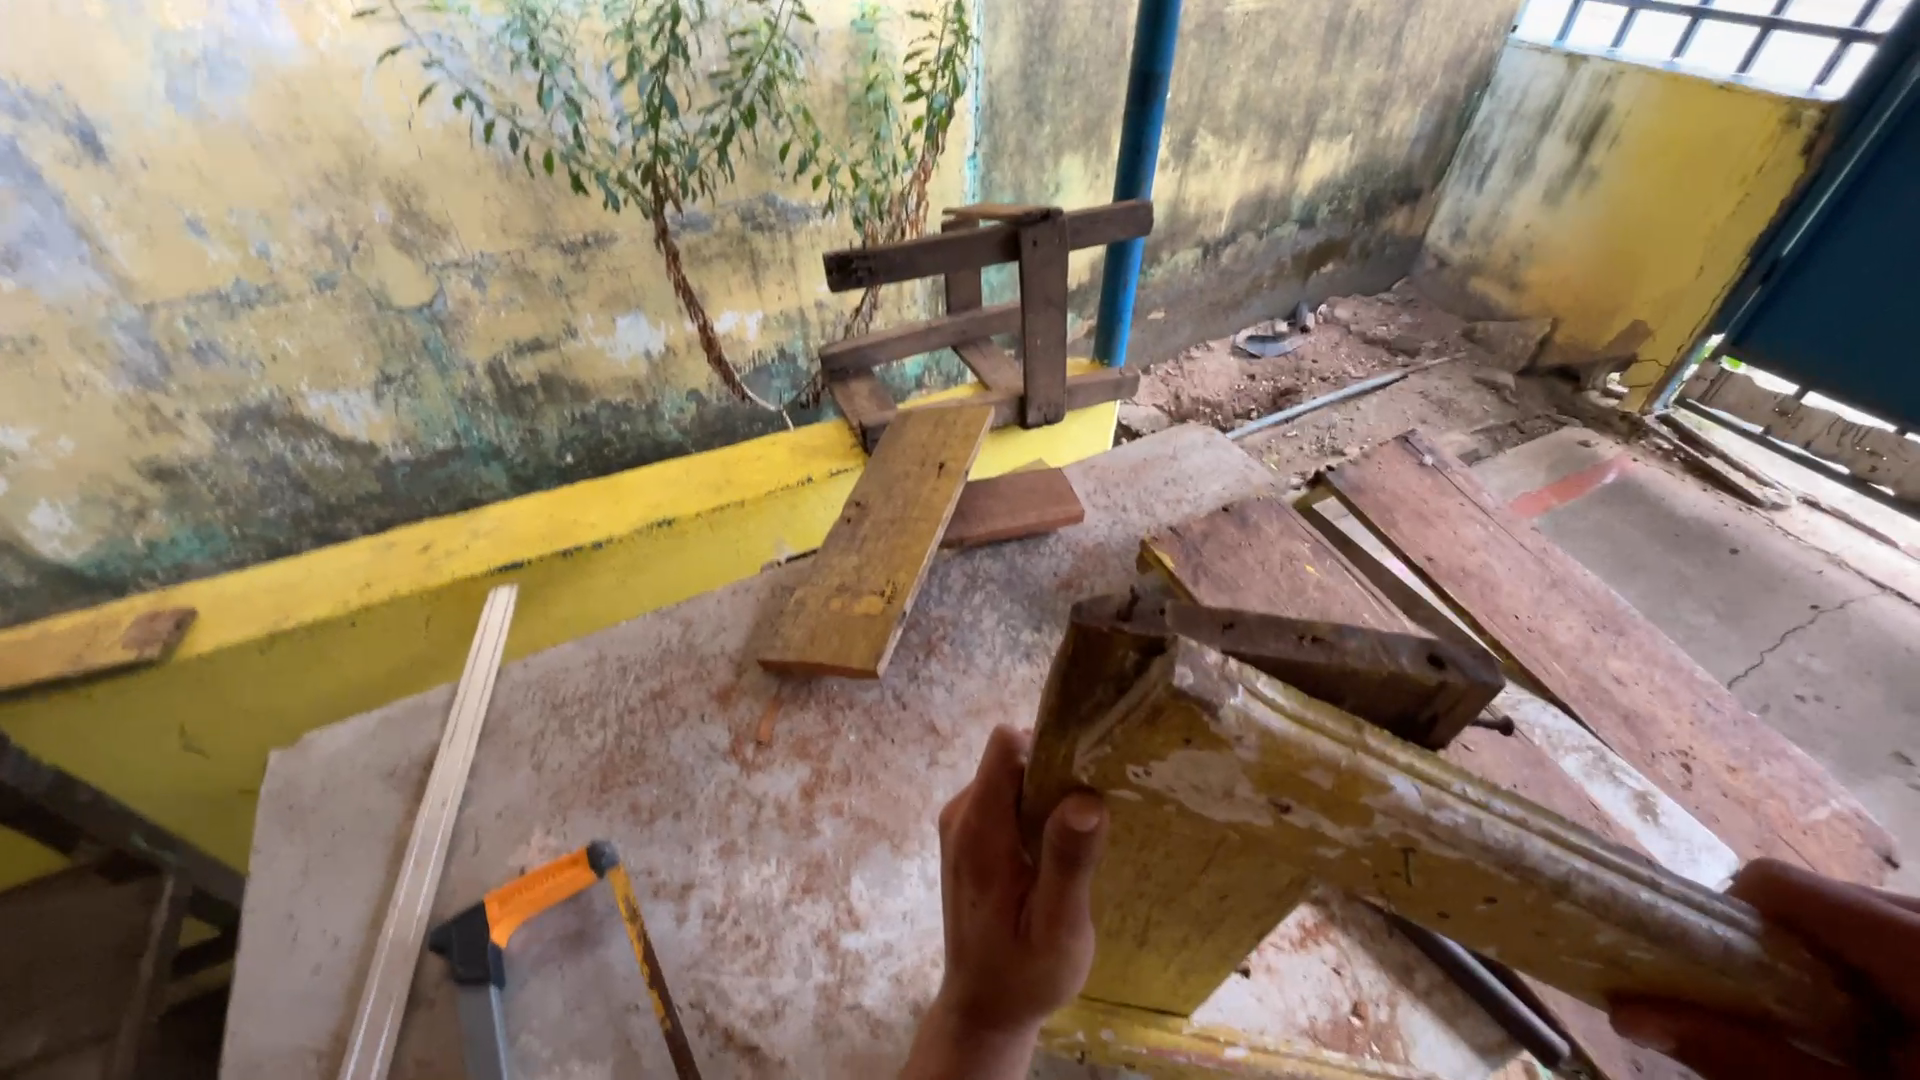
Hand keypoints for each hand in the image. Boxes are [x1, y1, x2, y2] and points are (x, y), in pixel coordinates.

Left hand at [900, 725, 1108, 1079]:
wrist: (983, 1009)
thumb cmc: (1024, 975)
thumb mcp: (1057, 928)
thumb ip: (1068, 862)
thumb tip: (1085, 798)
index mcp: (979, 828)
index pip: (1007, 745)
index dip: (1050, 743)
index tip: (1089, 767)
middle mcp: (963, 813)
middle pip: (1013, 756)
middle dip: (1057, 770)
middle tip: (1098, 807)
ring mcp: (963, 823)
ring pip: (1013, 775)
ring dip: (1050, 792)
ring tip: (1084, 832)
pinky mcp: (970, 834)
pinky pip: (1008, 797)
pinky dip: (1037, 808)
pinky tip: (1061, 846)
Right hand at [1610, 858, 1919, 1078]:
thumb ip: (1752, 1059)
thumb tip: (1626, 1013)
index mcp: (1916, 945)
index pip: (1774, 884)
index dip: (1736, 924)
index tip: (1739, 983)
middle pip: (1828, 899)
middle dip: (1803, 957)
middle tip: (1820, 1031)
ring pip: (1882, 918)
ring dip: (1858, 968)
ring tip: (1889, 1046)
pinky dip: (1906, 974)